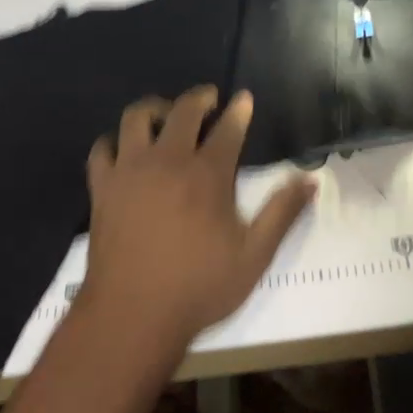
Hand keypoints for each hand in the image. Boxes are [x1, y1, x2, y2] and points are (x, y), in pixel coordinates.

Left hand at [81, 87, 316, 341]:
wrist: (132, 314)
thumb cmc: (198, 287)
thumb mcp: (253, 256)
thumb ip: (282, 214)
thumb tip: (310, 181)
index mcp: (208, 174)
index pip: (228, 129)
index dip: (238, 111)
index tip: (244, 99)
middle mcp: (168, 160)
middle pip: (182, 111)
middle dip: (199, 98)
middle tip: (209, 98)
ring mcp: (130, 170)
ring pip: (136, 118)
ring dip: (154, 108)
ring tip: (164, 114)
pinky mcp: (102, 187)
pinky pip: (102, 149)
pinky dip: (113, 142)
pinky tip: (122, 149)